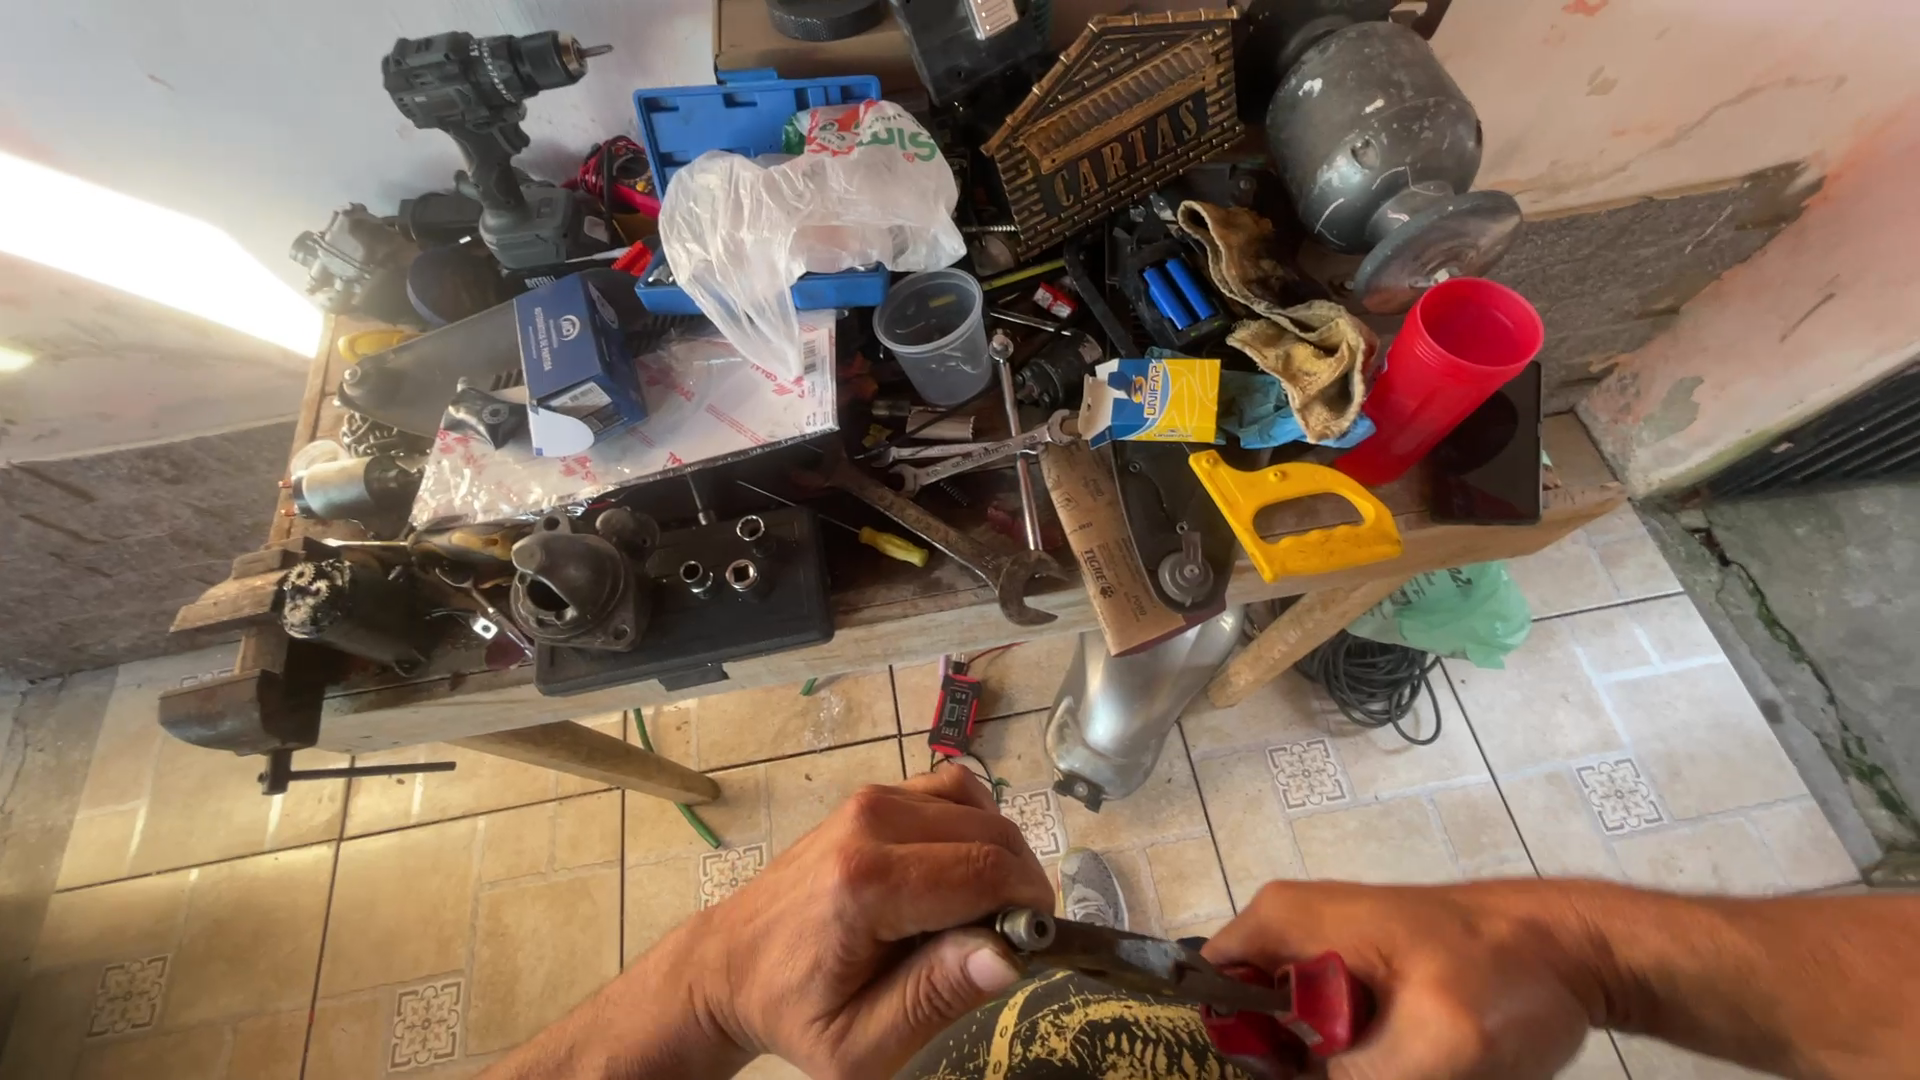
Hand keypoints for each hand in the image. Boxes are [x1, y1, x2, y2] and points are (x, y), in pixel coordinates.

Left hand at [681, 763, 1054, 1078]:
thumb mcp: (859, 1044)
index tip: (1037, 944)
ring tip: (990, 904)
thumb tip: (1009, 954)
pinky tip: (966, 862)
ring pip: (976, 805)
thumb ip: (934, 998)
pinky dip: (976, 820)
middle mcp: (872, 822)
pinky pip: (950, 789)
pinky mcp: (874, 793)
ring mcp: (872, 798)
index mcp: (866, 883)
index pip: (984, 872)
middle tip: (1014, 935)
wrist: (731, 961)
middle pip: (989, 833)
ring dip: (1001, 850)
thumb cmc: (795, 1010)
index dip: (1028, 904)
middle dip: (1021, 881)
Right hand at [1202, 881, 1602, 1079]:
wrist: (1567, 948)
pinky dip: (1344, 1059)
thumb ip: (1361, 1079)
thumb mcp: (1439, 1042)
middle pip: (1249, 1010)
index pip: (1212, 980)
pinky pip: (1321, 1021)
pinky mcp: (1350, 965)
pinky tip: (1394, 1072)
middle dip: (1283, 1063)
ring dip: (1320, 1067)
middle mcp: (1288, 923)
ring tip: (1387, 1073)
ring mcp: (1320, 942)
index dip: (1232, 1043)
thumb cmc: (1498, 977)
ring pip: (1287, 1022)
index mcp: (1283, 920)